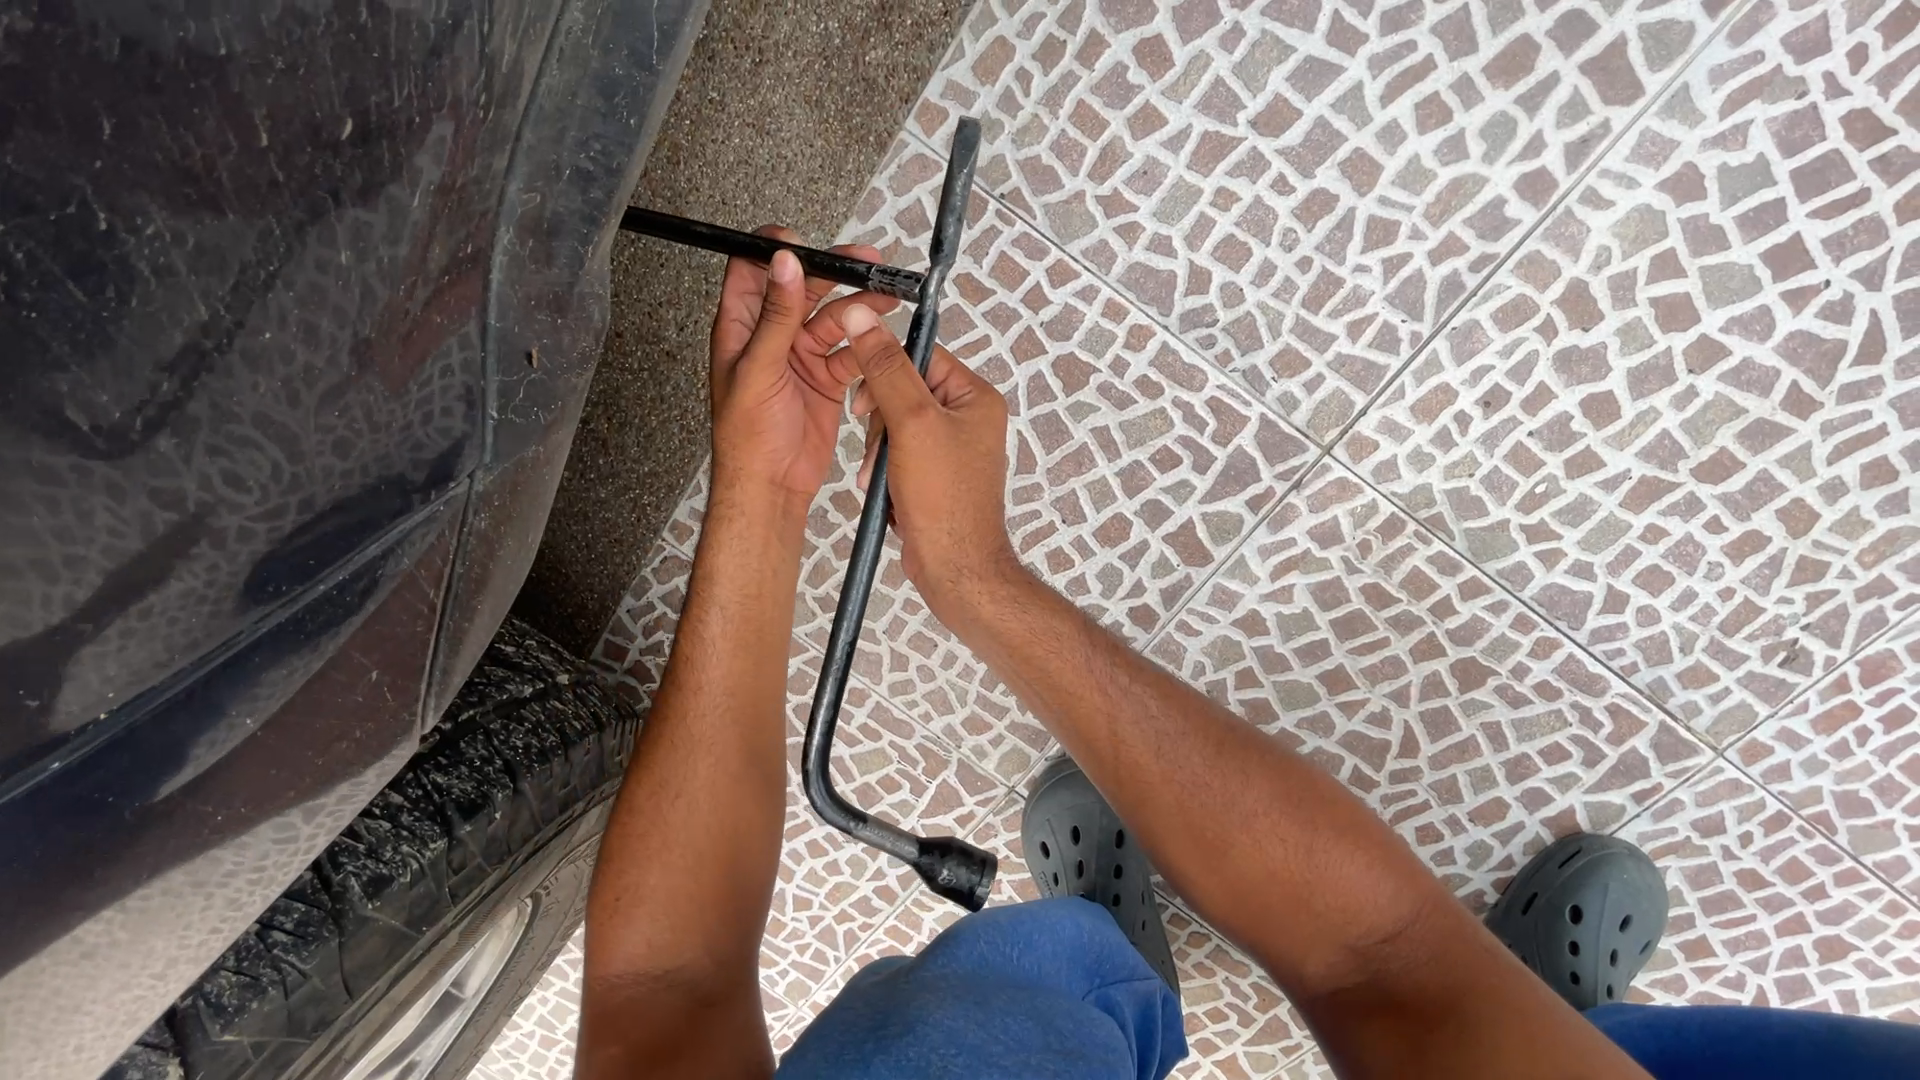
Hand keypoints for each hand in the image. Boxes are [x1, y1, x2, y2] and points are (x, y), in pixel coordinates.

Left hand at [708, 228, 899, 502]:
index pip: (753, 271)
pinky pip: (849, 352)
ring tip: (884, 297)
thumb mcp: (759, 368)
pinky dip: (865, 345)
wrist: (771, 484)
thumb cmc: (747, 436)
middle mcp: (772, 337)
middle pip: (803, 289)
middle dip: (833, 272)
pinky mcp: (826, 379)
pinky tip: (879, 338)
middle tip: (864, 261)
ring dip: (857, 307)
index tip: (802, 242)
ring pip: (832, 319)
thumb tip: (782, 263)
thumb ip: (775, 316)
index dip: (776, 251)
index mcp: (742, 328)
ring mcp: (801, 357)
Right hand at [829, 304, 1025, 629]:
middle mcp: (968, 418)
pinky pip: (899, 454)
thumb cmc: (943, 498)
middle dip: (880, 422)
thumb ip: (885, 369)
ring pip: (895, 425)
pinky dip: (884, 470)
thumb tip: (862, 317)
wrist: (954, 566)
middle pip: (904, 391)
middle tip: (878, 449)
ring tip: (876, 479)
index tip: (863, 401)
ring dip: (878, 450)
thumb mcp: (911, 423)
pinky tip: (881, 491)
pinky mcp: (935, 474)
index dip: (885, 372)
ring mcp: (951, 448)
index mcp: (975, 397)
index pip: (921, 357)